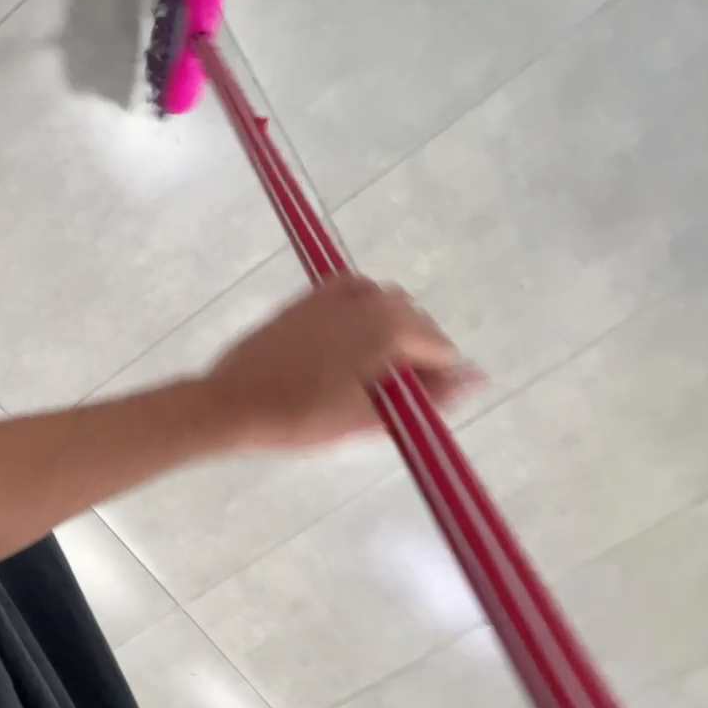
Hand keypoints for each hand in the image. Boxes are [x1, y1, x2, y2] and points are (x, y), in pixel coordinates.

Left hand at [202, 277, 481, 449]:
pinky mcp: (300, 302)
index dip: (427, 381)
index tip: (398, 403)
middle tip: (377, 391)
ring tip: (359, 369)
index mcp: (389, 330)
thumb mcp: (367, 419)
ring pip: (382, 301)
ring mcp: (329, 297)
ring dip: (384, 328)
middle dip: (408, 352)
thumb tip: (479, 375)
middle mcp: (365, 303)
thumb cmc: (296, 419)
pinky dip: (357, 305)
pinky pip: (346, 288)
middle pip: (414, 320)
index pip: (440, 349)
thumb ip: (429, 397)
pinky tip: (343, 336)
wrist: (227, 406)